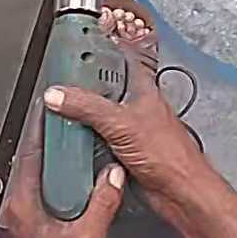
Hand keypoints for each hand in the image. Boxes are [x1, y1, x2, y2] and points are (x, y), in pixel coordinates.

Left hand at [0, 113, 124, 237]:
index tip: (48, 111)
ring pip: (29, 176)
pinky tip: (64, 175)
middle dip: (45, 140)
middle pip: (28, 162)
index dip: (39, 132)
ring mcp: (16, 215)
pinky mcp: (23, 223)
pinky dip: (47, 176)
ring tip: (66, 142)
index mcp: (24, 204)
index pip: (30, 156)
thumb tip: (112, 175)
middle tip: (63, 122)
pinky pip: (33, 190)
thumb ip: (102, 204)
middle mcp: (14, 206)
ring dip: (46, 158)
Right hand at [41, 50, 207, 202]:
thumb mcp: (121, 122)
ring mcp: (129, 130)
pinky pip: (97, 141)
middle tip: (59, 83)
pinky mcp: (123, 152)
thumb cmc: (168, 154)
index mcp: (142, 89)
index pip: (120, 59)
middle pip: (104, 89)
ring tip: (58, 110)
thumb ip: (87, 106)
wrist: (179, 192)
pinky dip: (84, 141)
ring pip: (99, 117)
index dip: (102, 50)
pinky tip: (72, 142)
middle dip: (83, 88)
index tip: (79, 45)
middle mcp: (136, 107)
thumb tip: (58, 95)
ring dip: (82, 117)